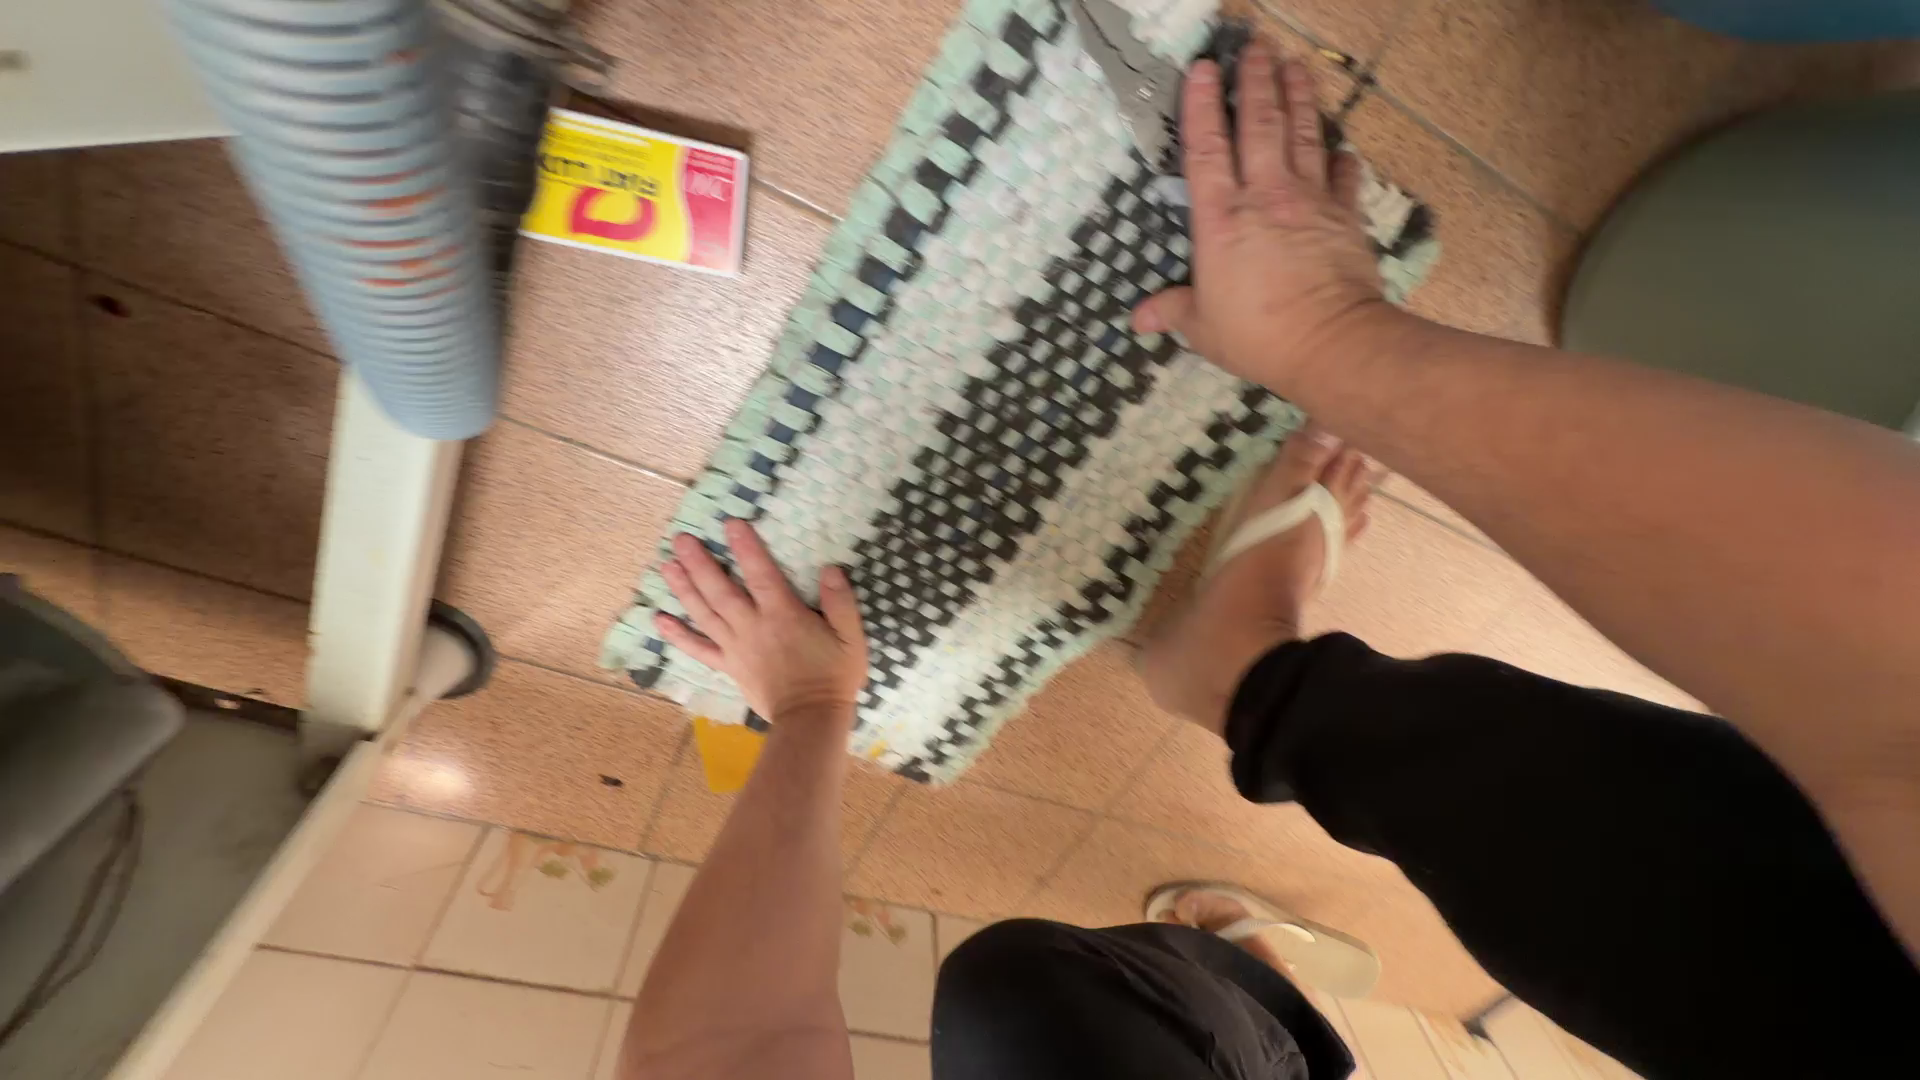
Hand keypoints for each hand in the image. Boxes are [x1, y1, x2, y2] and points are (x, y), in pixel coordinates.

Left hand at [653, 519, 868, 725]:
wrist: (811, 719)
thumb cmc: (834, 675)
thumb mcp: (851, 637)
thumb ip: (841, 601)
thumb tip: (830, 568)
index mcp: (783, 615)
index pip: (761, 574)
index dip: (746, 547)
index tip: (730, 523)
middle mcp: (752, 626)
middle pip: (720, 590)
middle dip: (700, 563)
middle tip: (681, 539)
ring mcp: (736, 647)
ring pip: (704, 613)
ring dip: (684, 588)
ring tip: (667, 566)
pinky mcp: (729, 666)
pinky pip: (698, 649)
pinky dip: (678, 635)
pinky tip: (659, 620)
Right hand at [1133, 46, 1387, 391]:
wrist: (1329, 341)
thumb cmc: (1255, 334)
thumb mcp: (1202, 328)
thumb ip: (1172, 311)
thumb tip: (1138, 320)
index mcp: (1220, 221)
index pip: (1206, 151)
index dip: (1201, 107)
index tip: (1202, 68)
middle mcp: (1264, 197)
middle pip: (1260, 125)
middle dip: (1256, 81)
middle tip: (1257, 46)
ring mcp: (1309, 201)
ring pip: (1303, 135)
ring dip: (1299, 96)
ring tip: (1295, 64)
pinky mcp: (1344, 215)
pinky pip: (1343, 176)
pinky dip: (1340, 158)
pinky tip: (1339, 146)